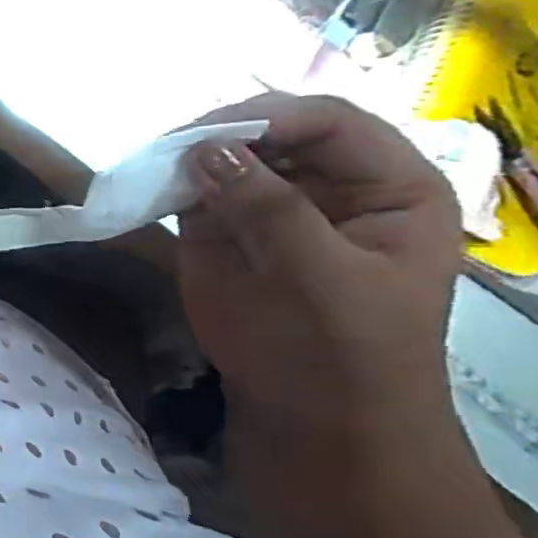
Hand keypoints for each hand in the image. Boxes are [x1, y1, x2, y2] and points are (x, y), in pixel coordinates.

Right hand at [177, 93, 462, 446]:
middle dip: (223, 133)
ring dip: (189, 155)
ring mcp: (271, 202)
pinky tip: (147, 183)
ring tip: (151, 163)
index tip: (208, 136)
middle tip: (169, 149)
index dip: (273, 119)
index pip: (332, 123)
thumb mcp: (324, 280)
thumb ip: (272, 211)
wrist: (313, 418)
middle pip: (274, 130)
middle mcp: (329, 182)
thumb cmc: (346, 353)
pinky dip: (168, 181)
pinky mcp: (223, 225)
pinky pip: (193, 187)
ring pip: (227, 153)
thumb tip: (206, 149)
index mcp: (389, 185)